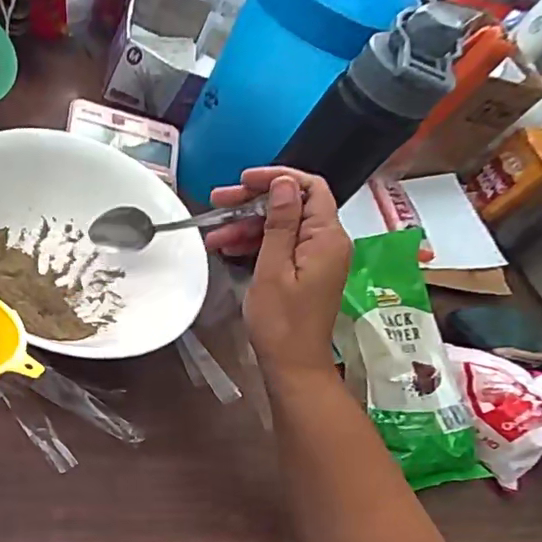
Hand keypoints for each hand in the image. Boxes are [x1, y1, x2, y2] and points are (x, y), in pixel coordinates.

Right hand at [205, 168, 350, 377]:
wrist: (292, 364)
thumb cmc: (280, 322)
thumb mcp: (273, 269)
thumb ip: (279, 224)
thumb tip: (283, 184)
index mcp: (326, 237)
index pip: (309, 187)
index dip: (277, 177)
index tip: (243, 180)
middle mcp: (328, 242)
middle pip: (293, 205)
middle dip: (254, 202)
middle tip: (217, 203)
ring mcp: (317, 258)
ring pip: (283, 227)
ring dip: (248, 226)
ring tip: (213, 235)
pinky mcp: (306, 272)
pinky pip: (282, 246)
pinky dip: (256, 244)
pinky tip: (227, 248)